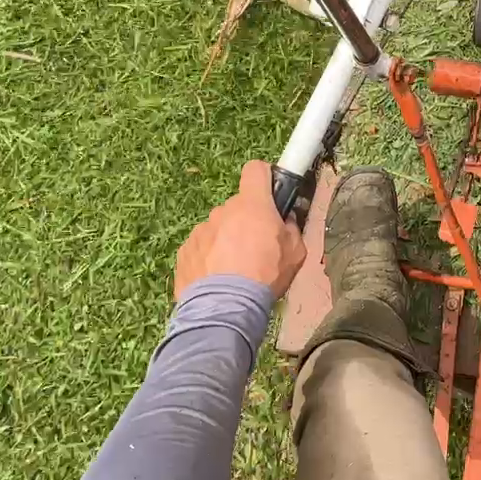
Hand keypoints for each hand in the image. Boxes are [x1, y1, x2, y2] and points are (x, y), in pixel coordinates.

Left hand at [174, 161, 306, 300]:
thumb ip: (291, 229)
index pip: (255, 170)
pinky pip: (201, 247)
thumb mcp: (296, 252)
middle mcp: (223, 211)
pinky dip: (209, 258)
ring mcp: (200, 231)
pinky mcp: (184, 251)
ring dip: (226, 241)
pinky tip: (217, 280)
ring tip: (235, 270)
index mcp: (252, 205)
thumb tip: (285, 222)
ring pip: (218, 228)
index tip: (270, 194)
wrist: (225, 309)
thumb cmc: (265, 276)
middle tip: (257, 248)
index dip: (264, 178)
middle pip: (238, 206)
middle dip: (247, 221)